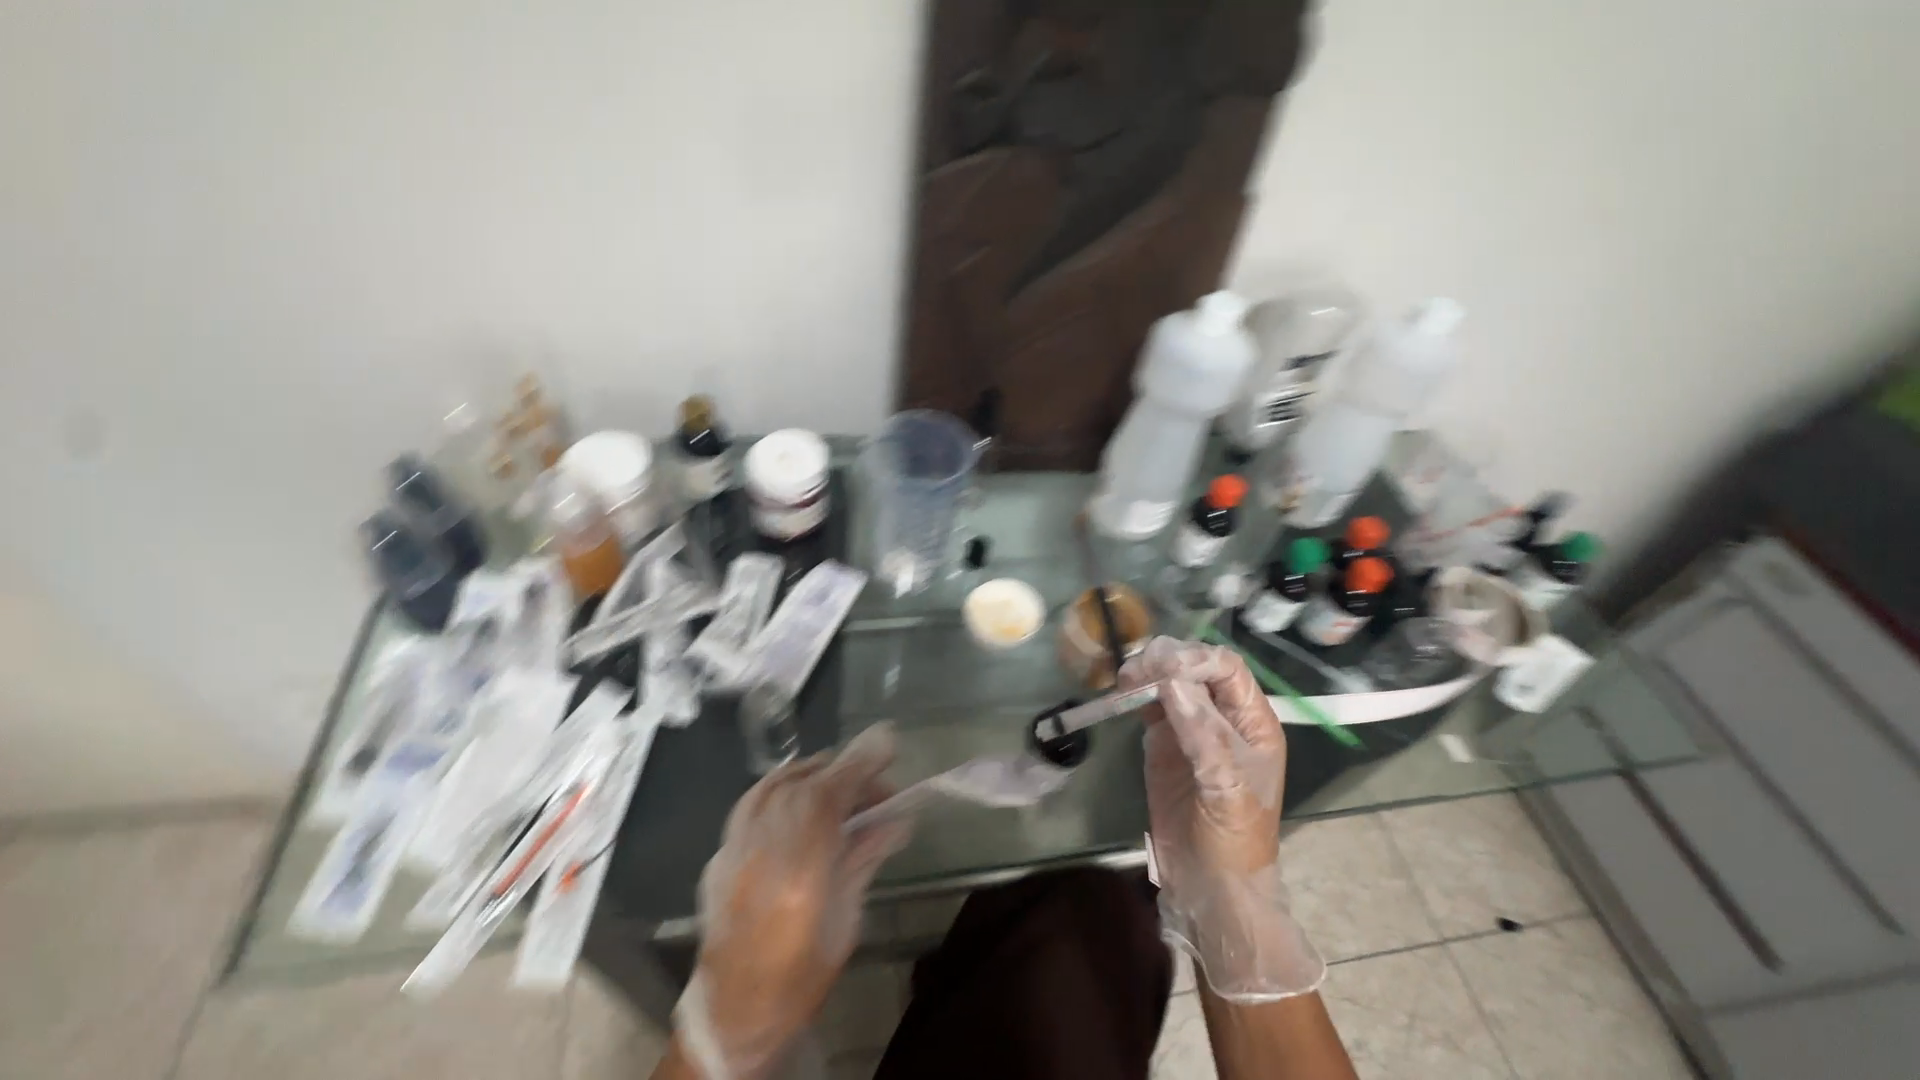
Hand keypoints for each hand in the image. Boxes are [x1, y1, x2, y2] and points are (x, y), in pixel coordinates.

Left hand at [674, 724, 909, 1079]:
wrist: (730, 1012)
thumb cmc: (799, 977)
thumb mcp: (844, 920)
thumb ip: (865, 858)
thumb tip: (897, 819)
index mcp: (799, 870)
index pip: (832, 793)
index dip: (861, 764)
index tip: (888, 744)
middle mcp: (760, 847)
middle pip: (805, 781)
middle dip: (845, 773)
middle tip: (876, 790)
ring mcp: (733, 846)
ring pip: (776, 784)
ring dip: (814, 777)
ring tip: (843, 792)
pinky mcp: (719, 853)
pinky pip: (754, 804)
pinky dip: (784, 793)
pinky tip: (801, 808)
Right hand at [1120, 637, 1324, 1002]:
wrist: (1210, 884)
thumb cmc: (1234, 837)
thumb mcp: (1226, 786)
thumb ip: (1203, 733)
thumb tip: (1171, 683)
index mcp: (1253, 722)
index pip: (1227, 670)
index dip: (1196, 658)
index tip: (1161, 664)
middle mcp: (1224, 717)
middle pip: (1198, 669)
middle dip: (1168, 660)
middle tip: (1135, 670)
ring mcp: (1193, 729)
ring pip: (1172, 682)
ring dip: (1148, 673)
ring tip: (1124, 679)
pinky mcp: (1165, 743)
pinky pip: (1153, 706)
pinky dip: (1137, 695)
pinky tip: (1123, 694)